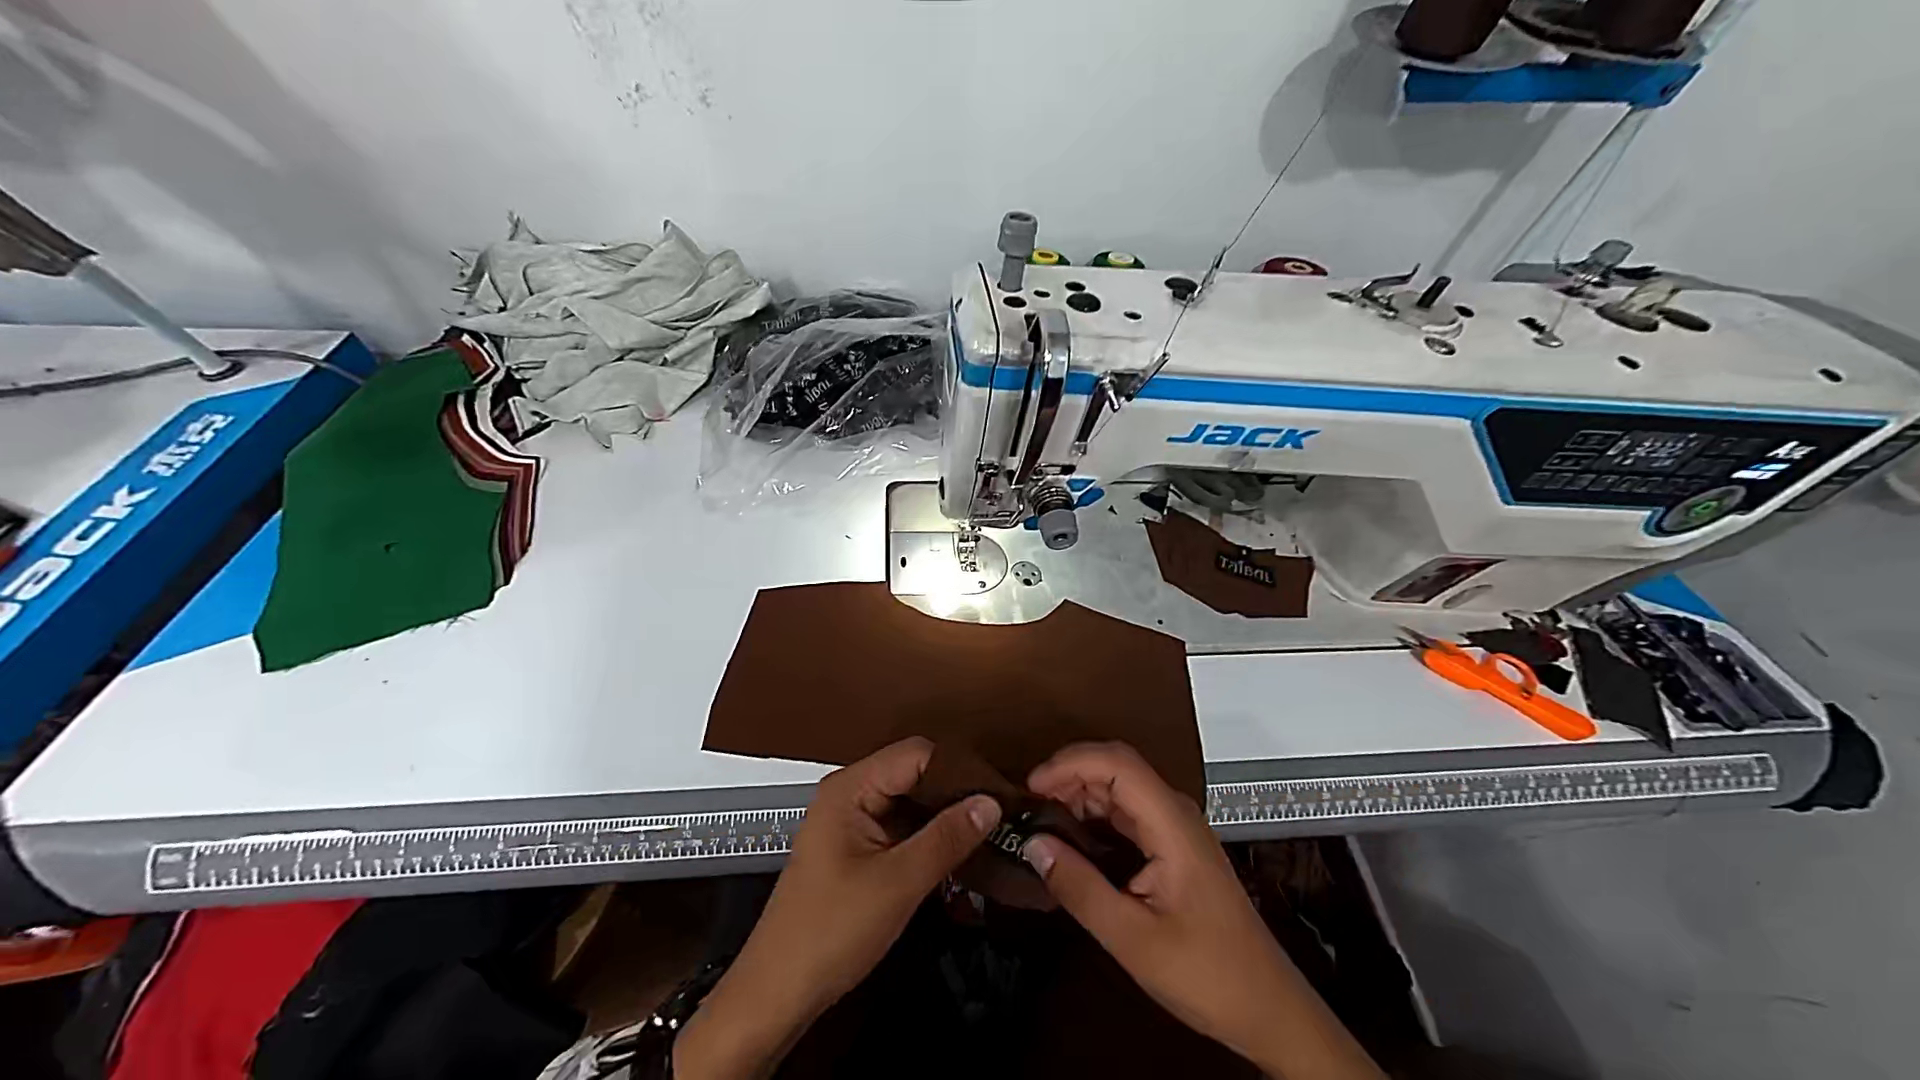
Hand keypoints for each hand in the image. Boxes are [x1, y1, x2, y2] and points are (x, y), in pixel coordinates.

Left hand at [676, 737, 999, 1079]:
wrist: (779, 991)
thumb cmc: (831, 931)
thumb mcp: (898, 883)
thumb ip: (947, 837)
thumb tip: (992, 802)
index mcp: (850, 787)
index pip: (918, 753)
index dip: (960, 769)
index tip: (1000, 793)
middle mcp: (850, 792)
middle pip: (915, 773)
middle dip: (957, 792)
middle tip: (1002, 814)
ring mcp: (852, 819)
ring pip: (911, 800)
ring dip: (946, 815)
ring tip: (992, 830)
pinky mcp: (858, 845)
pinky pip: (902, 825)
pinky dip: (930, 835)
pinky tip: (961, 850)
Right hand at [1023, 742, 1382, 1079]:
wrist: (1267, 1008)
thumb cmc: (1208, 975)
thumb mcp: (1132, 938)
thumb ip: (1079, 887)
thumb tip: (1034, 844)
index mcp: (1172, 825)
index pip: (1117, 762)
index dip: (1070, 763)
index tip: (1032, 787)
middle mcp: (1176, 814)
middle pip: (1118, 767)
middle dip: (1069, 774)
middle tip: (1031, 805)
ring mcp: (1178, 829)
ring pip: (1122, 787)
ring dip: (1080, 793)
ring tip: (1045, 820)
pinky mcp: (1175, 846)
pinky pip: (1129, 812)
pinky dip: (1095, 813)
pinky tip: (1074, 838)